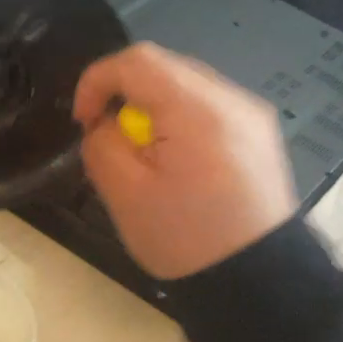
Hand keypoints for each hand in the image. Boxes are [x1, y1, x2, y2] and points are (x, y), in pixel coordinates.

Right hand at [72, 43, 296, 279]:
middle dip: (122, 93)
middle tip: (106, 136)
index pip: (136, 61)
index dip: (96, 81)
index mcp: (198, 111)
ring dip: (148, 106)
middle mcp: (232, 100)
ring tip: (139, 152)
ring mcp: (251, 115)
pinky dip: (175, 119)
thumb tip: (105, 123)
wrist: (258, 279)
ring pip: (184, 84)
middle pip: (163, 66)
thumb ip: (103, 144)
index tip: (84, 121)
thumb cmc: (184, 237)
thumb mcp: (123, 193)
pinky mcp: (257, 133)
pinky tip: (170, 158)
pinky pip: (205, 105)